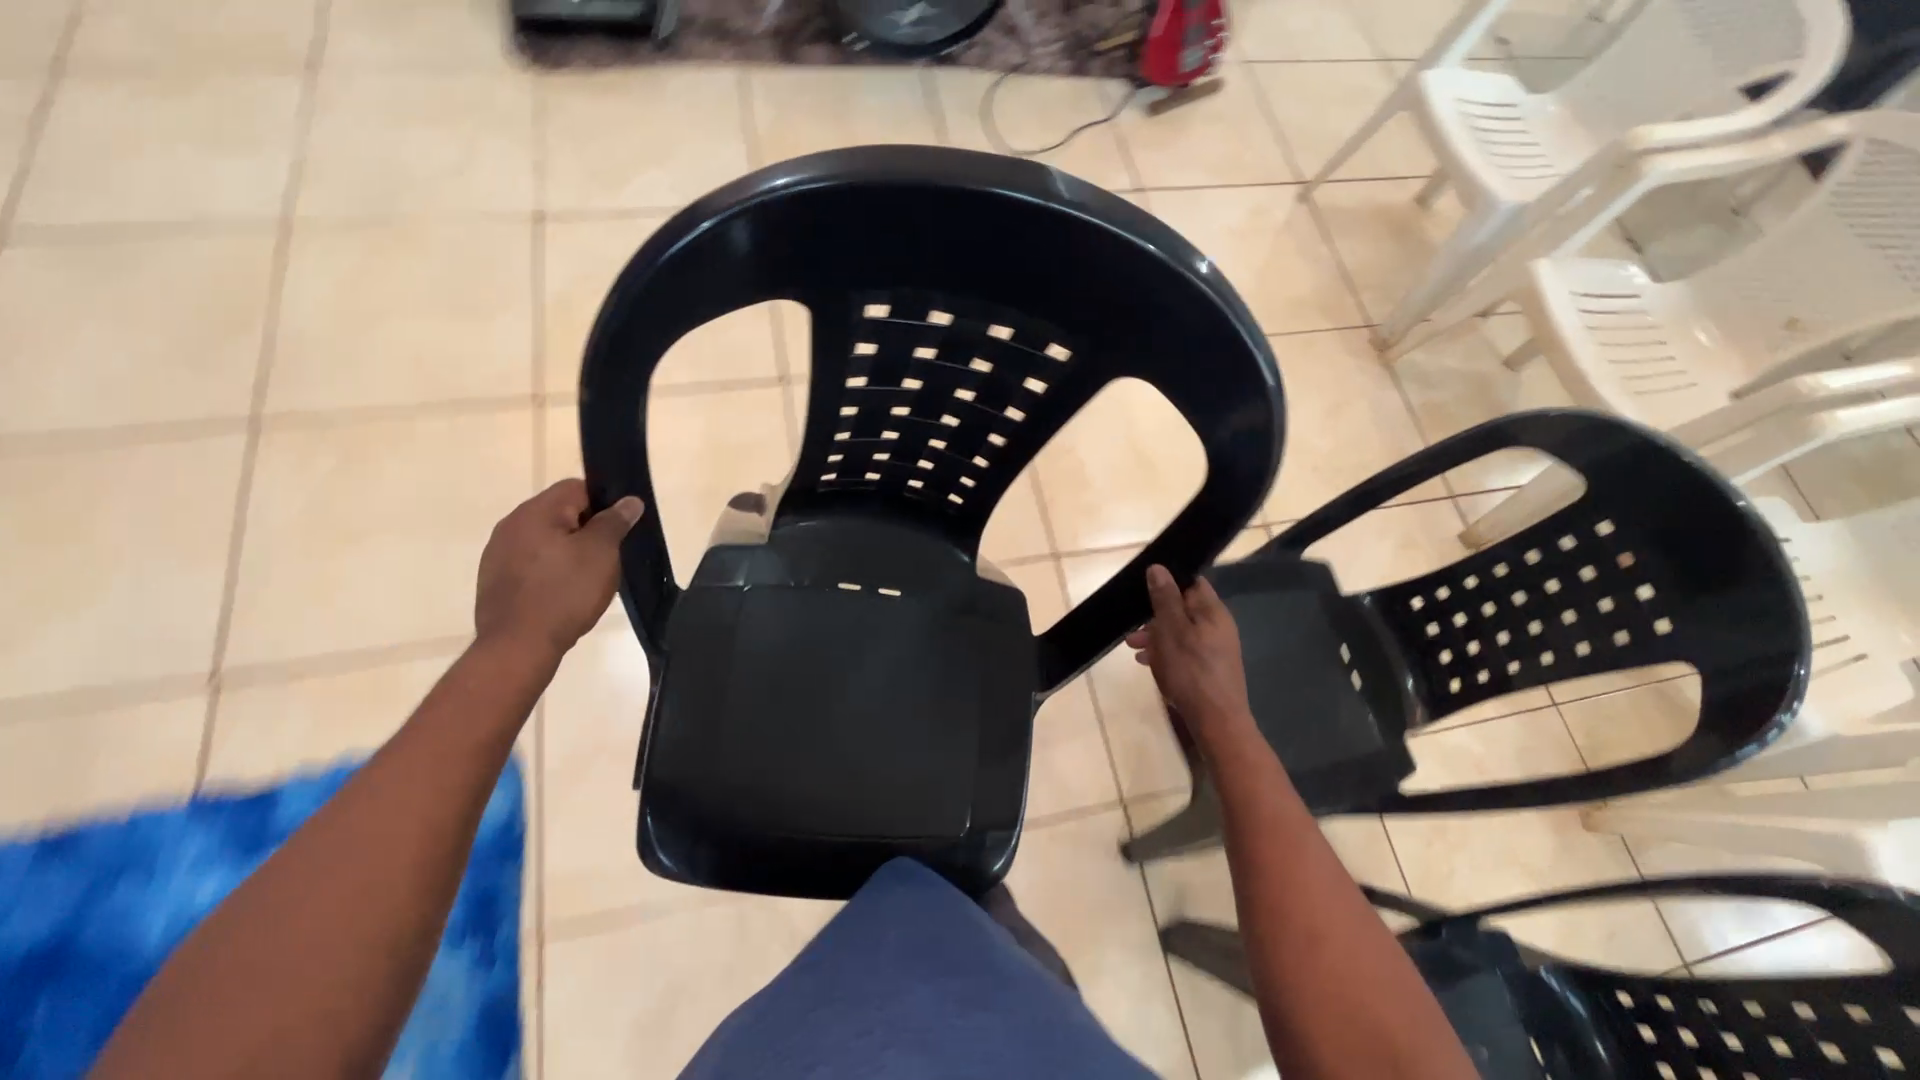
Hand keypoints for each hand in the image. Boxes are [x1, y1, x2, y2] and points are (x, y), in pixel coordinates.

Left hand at [475, 480, 644, 655]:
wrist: (518, 645)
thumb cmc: (565, 593)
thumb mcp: (601, 554)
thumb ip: (614, 522)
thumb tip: (628, 501)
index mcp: (535, 511)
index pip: (576, 488)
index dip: (603, 505)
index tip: (618, 532)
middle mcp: (511, 525)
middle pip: (559, 514)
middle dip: (586, 531)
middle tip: (607, 559)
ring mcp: (498, 554)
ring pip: (545, 541)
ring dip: (567, 553)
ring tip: (585, 582)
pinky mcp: (494, 581)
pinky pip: (531, 565)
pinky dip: (549, 574)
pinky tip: (562, 597)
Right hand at [1126, 565, 1256, 752]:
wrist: (1216, 721)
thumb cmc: (1191, 671)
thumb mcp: (1171, 631)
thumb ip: (1165, 599)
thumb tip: (1158, 567)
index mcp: (1212, 611)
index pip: (1191, 582)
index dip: (1167, 581)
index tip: (1143, 589)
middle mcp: (1218, 625)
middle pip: (1183, 608)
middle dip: (1155, 615)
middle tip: (1132, 627)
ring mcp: (1216, 648)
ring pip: (1181, 631)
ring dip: (1157, 635)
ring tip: (1134, 648)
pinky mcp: (1210, 667)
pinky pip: (1184, 650)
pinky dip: (1166, 652)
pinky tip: (1149, 663)